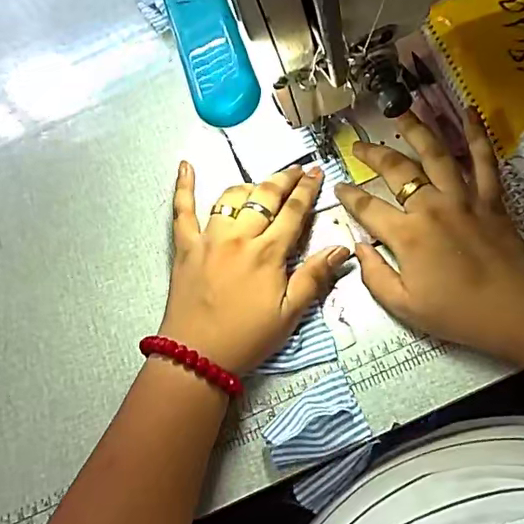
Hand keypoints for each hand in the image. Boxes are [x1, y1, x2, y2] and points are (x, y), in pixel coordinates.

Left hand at [159, 162, 349, 374]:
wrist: (196, 357)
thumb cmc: (248, 338)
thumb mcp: (290, 313)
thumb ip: (314, 277)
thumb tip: (341, 249)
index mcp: (268, 254)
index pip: (293, 212)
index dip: (307, 190)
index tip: (316, 173)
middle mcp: (239, 238)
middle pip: (264, 197)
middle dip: (283, 179)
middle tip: (296, 170)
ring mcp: (208, 239)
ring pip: (230, 198)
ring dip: (248, 185)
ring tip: (260, 184)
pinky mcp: (185, 247)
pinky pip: (182, 211)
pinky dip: (183, 187)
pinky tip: (185, 166)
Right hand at [335, 111, 523, 357]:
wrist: (516, 308)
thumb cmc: (459, 313)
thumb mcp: (405, 307)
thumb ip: (375, 277)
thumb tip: (358, 249)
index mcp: (407, 234)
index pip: (368, 208)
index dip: (349, 196)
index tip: (339, 186)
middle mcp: (431, 206)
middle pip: (397, 170)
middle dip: (373, 154)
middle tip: (359, 145)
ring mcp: (463, 197)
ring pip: (436, 154)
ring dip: (417, 129)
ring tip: (402, 111)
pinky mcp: (490, 197)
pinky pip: (483, 160)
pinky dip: (477, 135)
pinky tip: (470, 112)